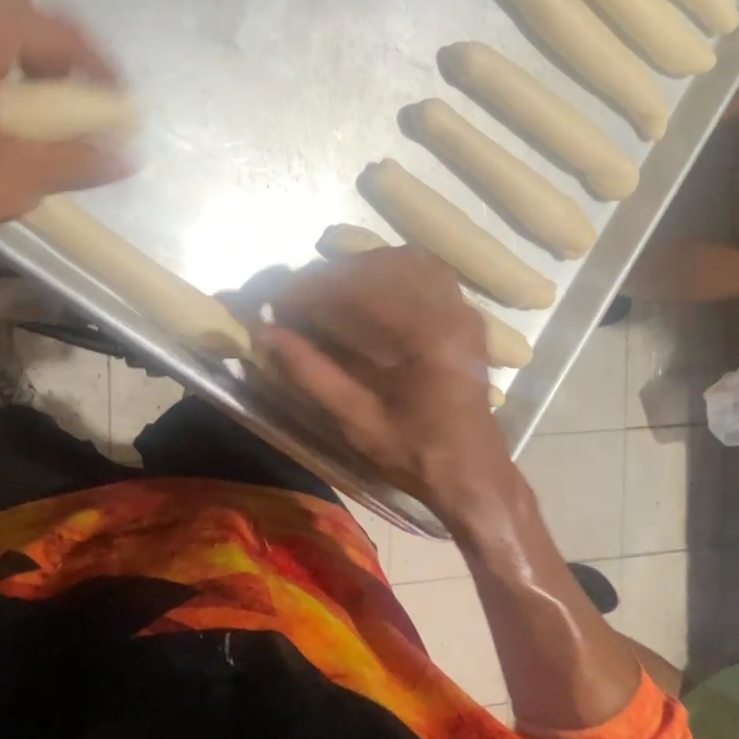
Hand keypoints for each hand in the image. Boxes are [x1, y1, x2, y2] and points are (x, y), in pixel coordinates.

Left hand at [0, 0, 133, 261]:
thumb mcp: (9, 179)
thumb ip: (74, 160)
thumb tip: (126, 157)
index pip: (52, 30)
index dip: (95, 65)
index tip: (119, 101)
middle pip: (15, 20)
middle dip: (57, 61)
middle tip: (81, 105)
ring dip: (19, 64)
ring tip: (42, 112)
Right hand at [254, 247, 523, 533]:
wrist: (473, 476)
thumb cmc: (416, 454)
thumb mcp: (356, 419)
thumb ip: (310, 372)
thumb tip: (264, 333)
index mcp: (428, 337)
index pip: (360, 289)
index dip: (311, 290)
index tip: (276, 302)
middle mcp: (450, 312)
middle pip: (383, 265)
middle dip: (332, 276)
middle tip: (296, 297)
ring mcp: (462, 311)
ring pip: (406, 261)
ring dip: (360, 269)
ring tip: (326, 292)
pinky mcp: (463, 317)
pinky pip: (425, 273)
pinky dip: (389, 274)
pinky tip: (364, 295)